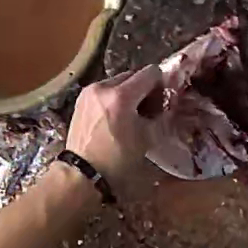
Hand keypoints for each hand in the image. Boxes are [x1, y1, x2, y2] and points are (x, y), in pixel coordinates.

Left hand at [67, 65, 163, 188]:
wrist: (82, 174)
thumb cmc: (117, 160)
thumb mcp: (146, 139)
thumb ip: (160, 116)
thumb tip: (166, 105)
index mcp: (120, 95)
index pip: (149, 73)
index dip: (161, 84)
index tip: (163, 99)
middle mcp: (102, 87)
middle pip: (132, 75)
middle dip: (144, 88)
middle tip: (150, 108)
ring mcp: (89, 92)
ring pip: (117, 82)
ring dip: (128, 92)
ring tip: (132, 114)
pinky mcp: (81, 100)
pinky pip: (104, 91)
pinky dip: (114, 98)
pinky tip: (116, 117)